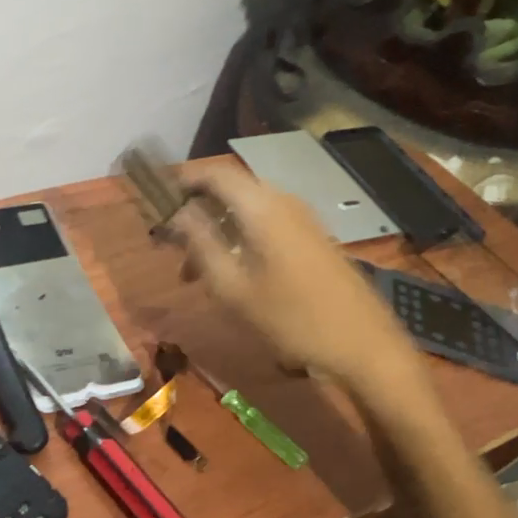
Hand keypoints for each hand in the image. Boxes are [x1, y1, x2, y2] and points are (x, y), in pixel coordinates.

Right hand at [174, 164, 423, 392]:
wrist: (360, 344)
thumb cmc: (291, 318)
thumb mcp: (233, 287)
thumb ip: (200, 244)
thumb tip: (176, 215)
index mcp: (262, 207)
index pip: (214, 174)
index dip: (182, 182)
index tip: (156, 204)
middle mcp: (283, 203)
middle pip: (230, 192)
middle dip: (196, 215)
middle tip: (169, 248)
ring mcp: (302, 220)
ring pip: (246, 213)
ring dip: (215, 235)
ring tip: (193, 275)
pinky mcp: (311, 240)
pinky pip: (265, 228)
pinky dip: (239, 243)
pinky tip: (229, 278)